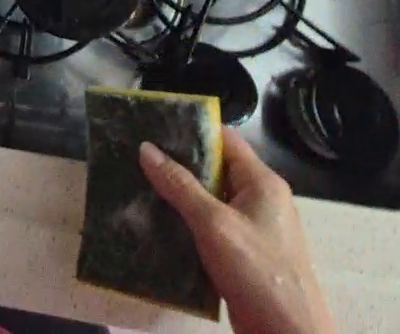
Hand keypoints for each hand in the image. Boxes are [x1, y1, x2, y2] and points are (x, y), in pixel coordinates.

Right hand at [140, 129, 334, 333]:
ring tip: (138, 184)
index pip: (224, 139)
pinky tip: (156, 223)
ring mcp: (253, 230)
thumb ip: (179, 185)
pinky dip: (186, 223)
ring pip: (209, 200)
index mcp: (262, 183)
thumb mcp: (214, 223)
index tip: (153, 125)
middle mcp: (260, 201)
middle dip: (177, 163)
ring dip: (178, 195)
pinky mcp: (243, 256)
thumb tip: (146, 147)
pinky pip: (210, 228)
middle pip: (215, 169)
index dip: (191, 129)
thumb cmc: (258, 274)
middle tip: (136, 155)